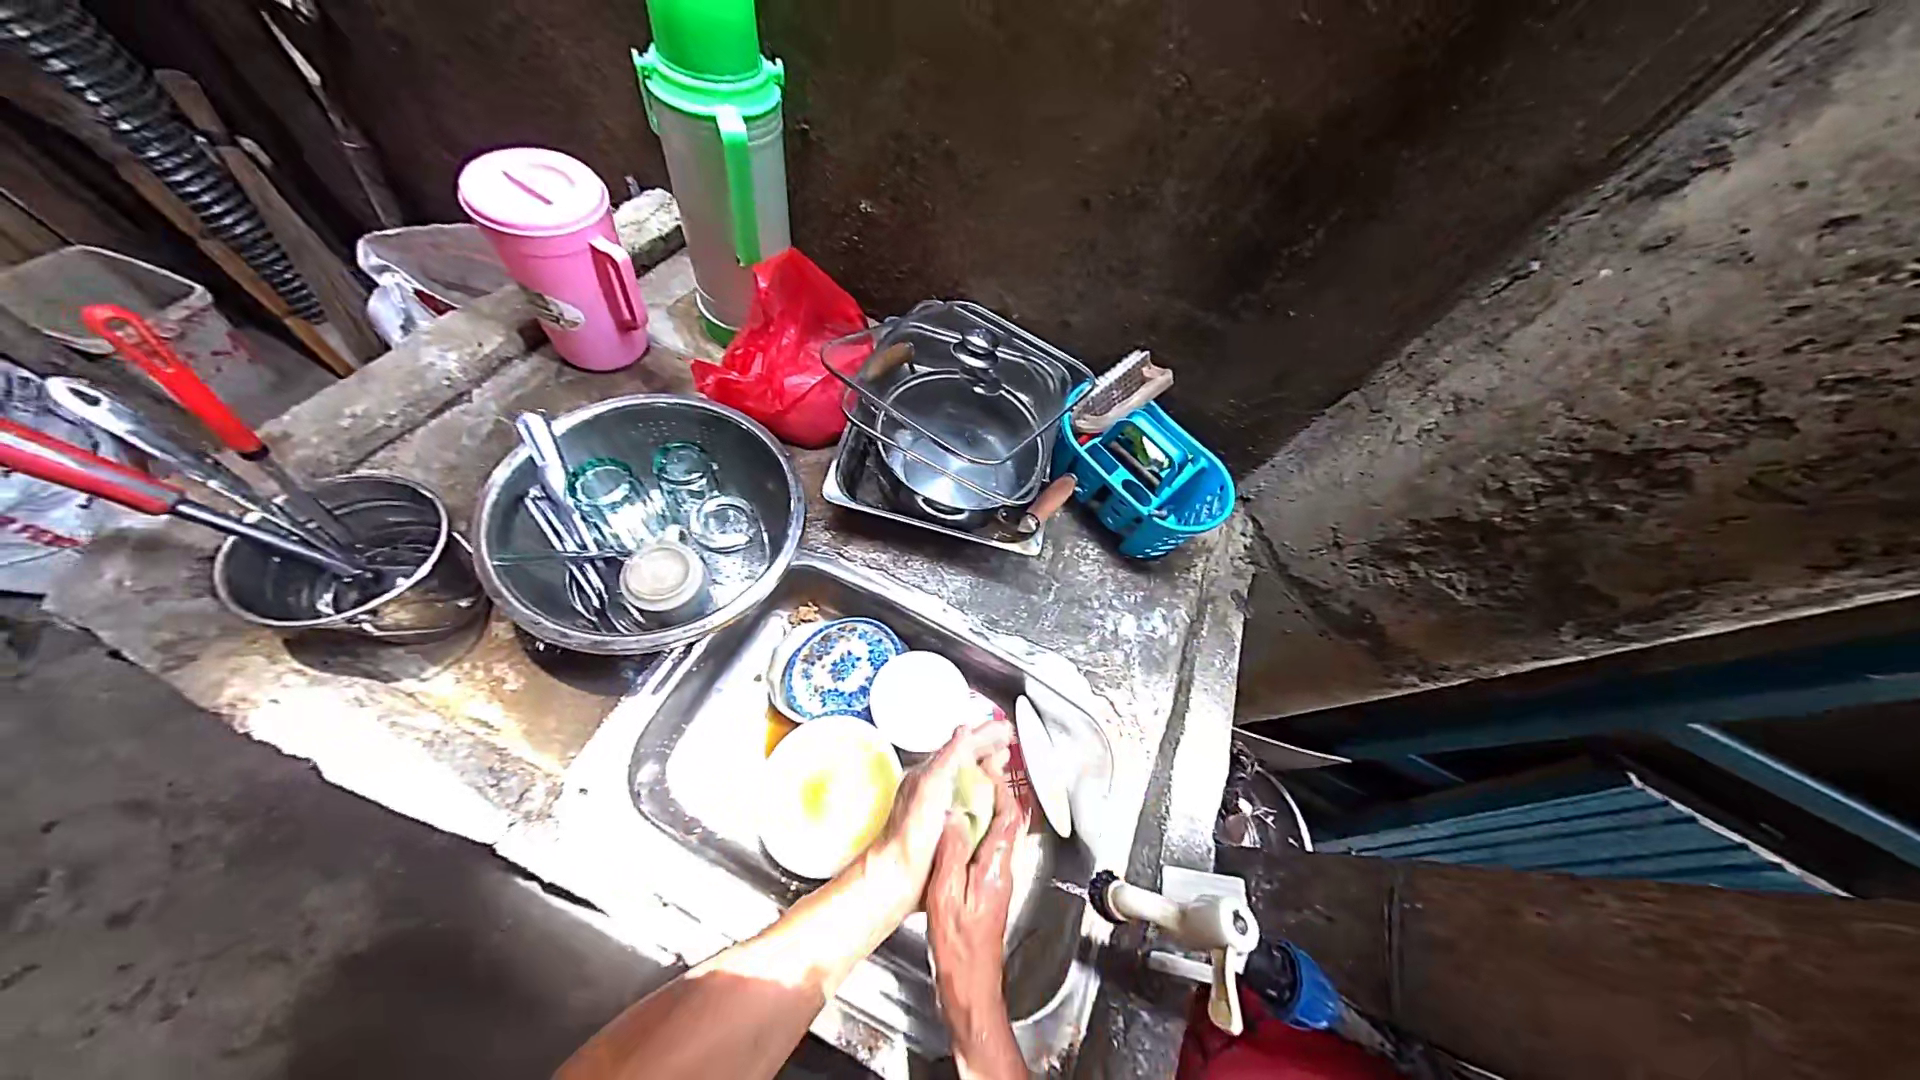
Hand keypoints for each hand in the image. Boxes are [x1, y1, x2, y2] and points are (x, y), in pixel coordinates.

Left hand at [861, 717, 1012, 916]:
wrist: (899, 876)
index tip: (1004, 729)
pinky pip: (972, 804)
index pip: (963, 745)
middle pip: (967, 760)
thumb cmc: (910, 832)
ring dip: (988, 769)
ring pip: (969, 780)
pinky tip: (994, 799)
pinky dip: (986, 795)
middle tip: (1008, 741)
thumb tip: (966, 731)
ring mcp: (942, 809)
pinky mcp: (950, 830)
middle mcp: (936, 788)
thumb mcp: (932, 783)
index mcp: (931, 773)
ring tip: (1003, 762)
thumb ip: (950, 755)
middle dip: (988, 749)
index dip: (985, 735)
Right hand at [928, 764, 1025, 1076]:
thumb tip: (953, 816)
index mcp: (994, 868)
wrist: (970, 989)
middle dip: (998, 791)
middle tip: (982, 769)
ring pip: (999, 833)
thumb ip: (950, 853)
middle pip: (1008, 821)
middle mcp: (1002, 871)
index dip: (1000, 787)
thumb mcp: (946, 897)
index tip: (988, 766)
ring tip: (970, 789)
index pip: (1008, 816)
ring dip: (989, 807)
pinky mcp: (988, 890)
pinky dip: (978, 828)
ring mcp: (997, 881)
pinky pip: (988, 847)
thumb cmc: (959, 951)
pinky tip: (959, 827)